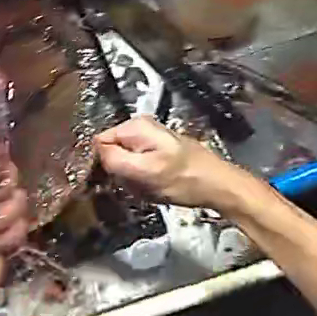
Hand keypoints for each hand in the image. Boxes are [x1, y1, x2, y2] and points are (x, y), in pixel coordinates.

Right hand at [95, 114, 255, 210]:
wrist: (222, 187)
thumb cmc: (184, 180)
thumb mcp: (144, 171)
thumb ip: (113, 159)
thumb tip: (95, 153)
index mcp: (133, 126)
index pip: (99, 142)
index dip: (102, 162)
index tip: (115, 180)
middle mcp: (139, 128)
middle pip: (112, 152)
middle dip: (120, 172)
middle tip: (137, 186)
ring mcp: (150, 139)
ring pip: (125, 162)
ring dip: (132, 179)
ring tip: (149, 188)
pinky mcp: (159, 152)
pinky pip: (139, 167)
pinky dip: (144, 180)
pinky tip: (157, 187)